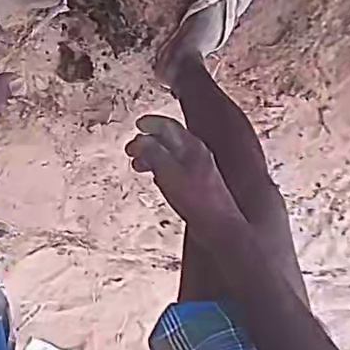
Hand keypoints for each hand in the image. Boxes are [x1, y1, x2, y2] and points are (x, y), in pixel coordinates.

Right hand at [125, 116, 247, 238]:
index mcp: (192, 146)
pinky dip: (161, 169)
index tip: (138, 124)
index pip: (169, 126)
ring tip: (137, 165)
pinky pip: (176, 169)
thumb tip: (141, 140)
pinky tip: (155, 178)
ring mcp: (199, 169)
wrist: (218, 226)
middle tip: (131, 149)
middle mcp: (197, 154)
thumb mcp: (168, 172)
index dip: (151, 123)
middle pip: (169, 140)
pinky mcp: (198, 184)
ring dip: (152, 157)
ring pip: (171, 155)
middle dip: (148, 142)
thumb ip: (153, 153)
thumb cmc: (196, 200)